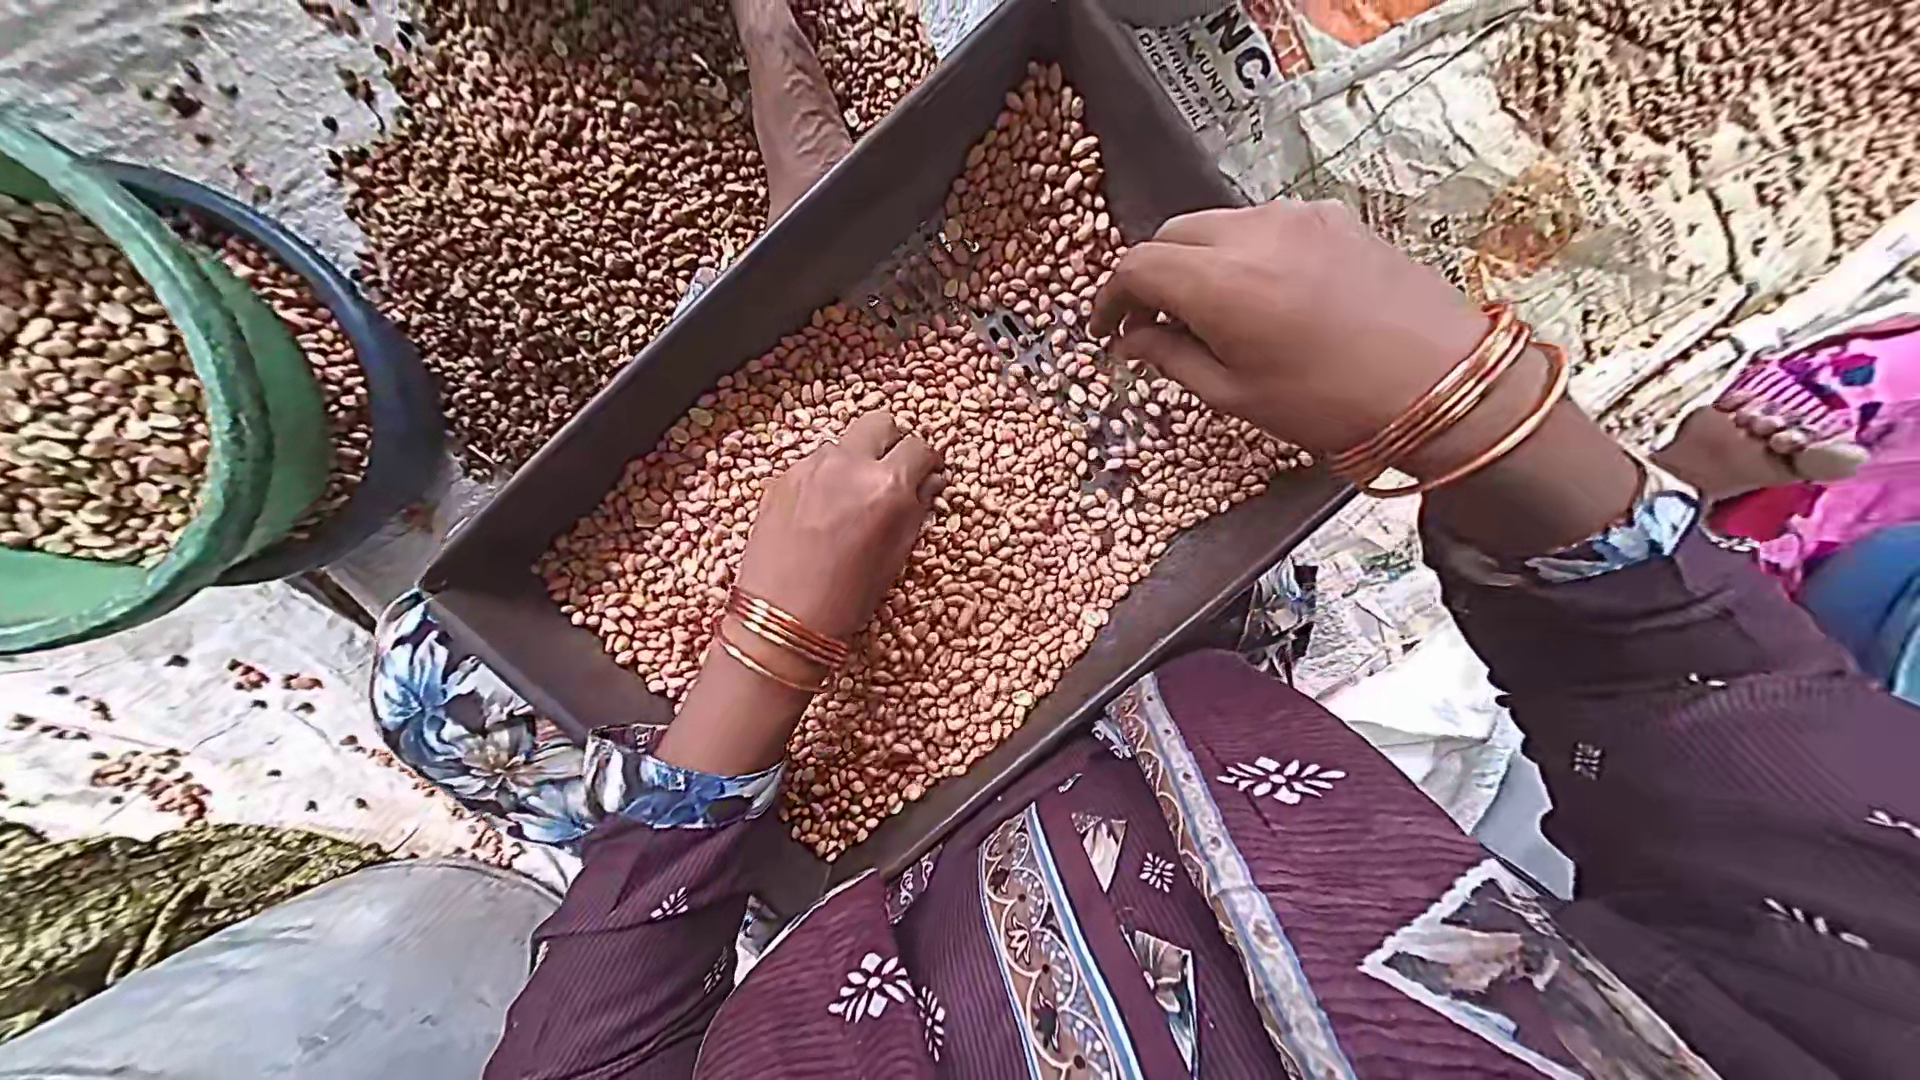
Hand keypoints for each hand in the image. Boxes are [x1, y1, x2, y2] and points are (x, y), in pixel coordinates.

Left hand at [656, 410, 940, 775]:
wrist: (782, 619)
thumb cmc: (847, 597)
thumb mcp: (897, 555)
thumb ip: (917, 508)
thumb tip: (932, 480)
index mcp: (885, 486)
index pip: (920, 447)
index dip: (929, 461)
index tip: (928, 472)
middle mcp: (847, 464)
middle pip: (881, 423)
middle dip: (895, 442)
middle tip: (897, 470)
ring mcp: (810, 467)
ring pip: (846, 440)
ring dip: (859, 456)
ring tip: (857, 493)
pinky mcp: (782, 477)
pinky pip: (816, 460)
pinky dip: (829, 473)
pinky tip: (826, 507)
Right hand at [1093, 199, 1640, 555]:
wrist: (1439, 384)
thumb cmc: (1322, 404)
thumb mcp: (1230, 393)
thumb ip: (1169, 357)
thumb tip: (1128, 341)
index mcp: (1220, 282)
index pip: (1136, 267)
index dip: (1109, 299)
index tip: (1104, 331)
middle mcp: (1252, 231)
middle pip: (1169, 236)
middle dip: (1146, 277)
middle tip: (1146, 325)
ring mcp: (1296, 216)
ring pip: (1212, 225)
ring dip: (1188, 262)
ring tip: (1196, 312)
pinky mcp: (1329, 216)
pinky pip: (1256, 224)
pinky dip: (1231, 252)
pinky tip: (1246, 293)